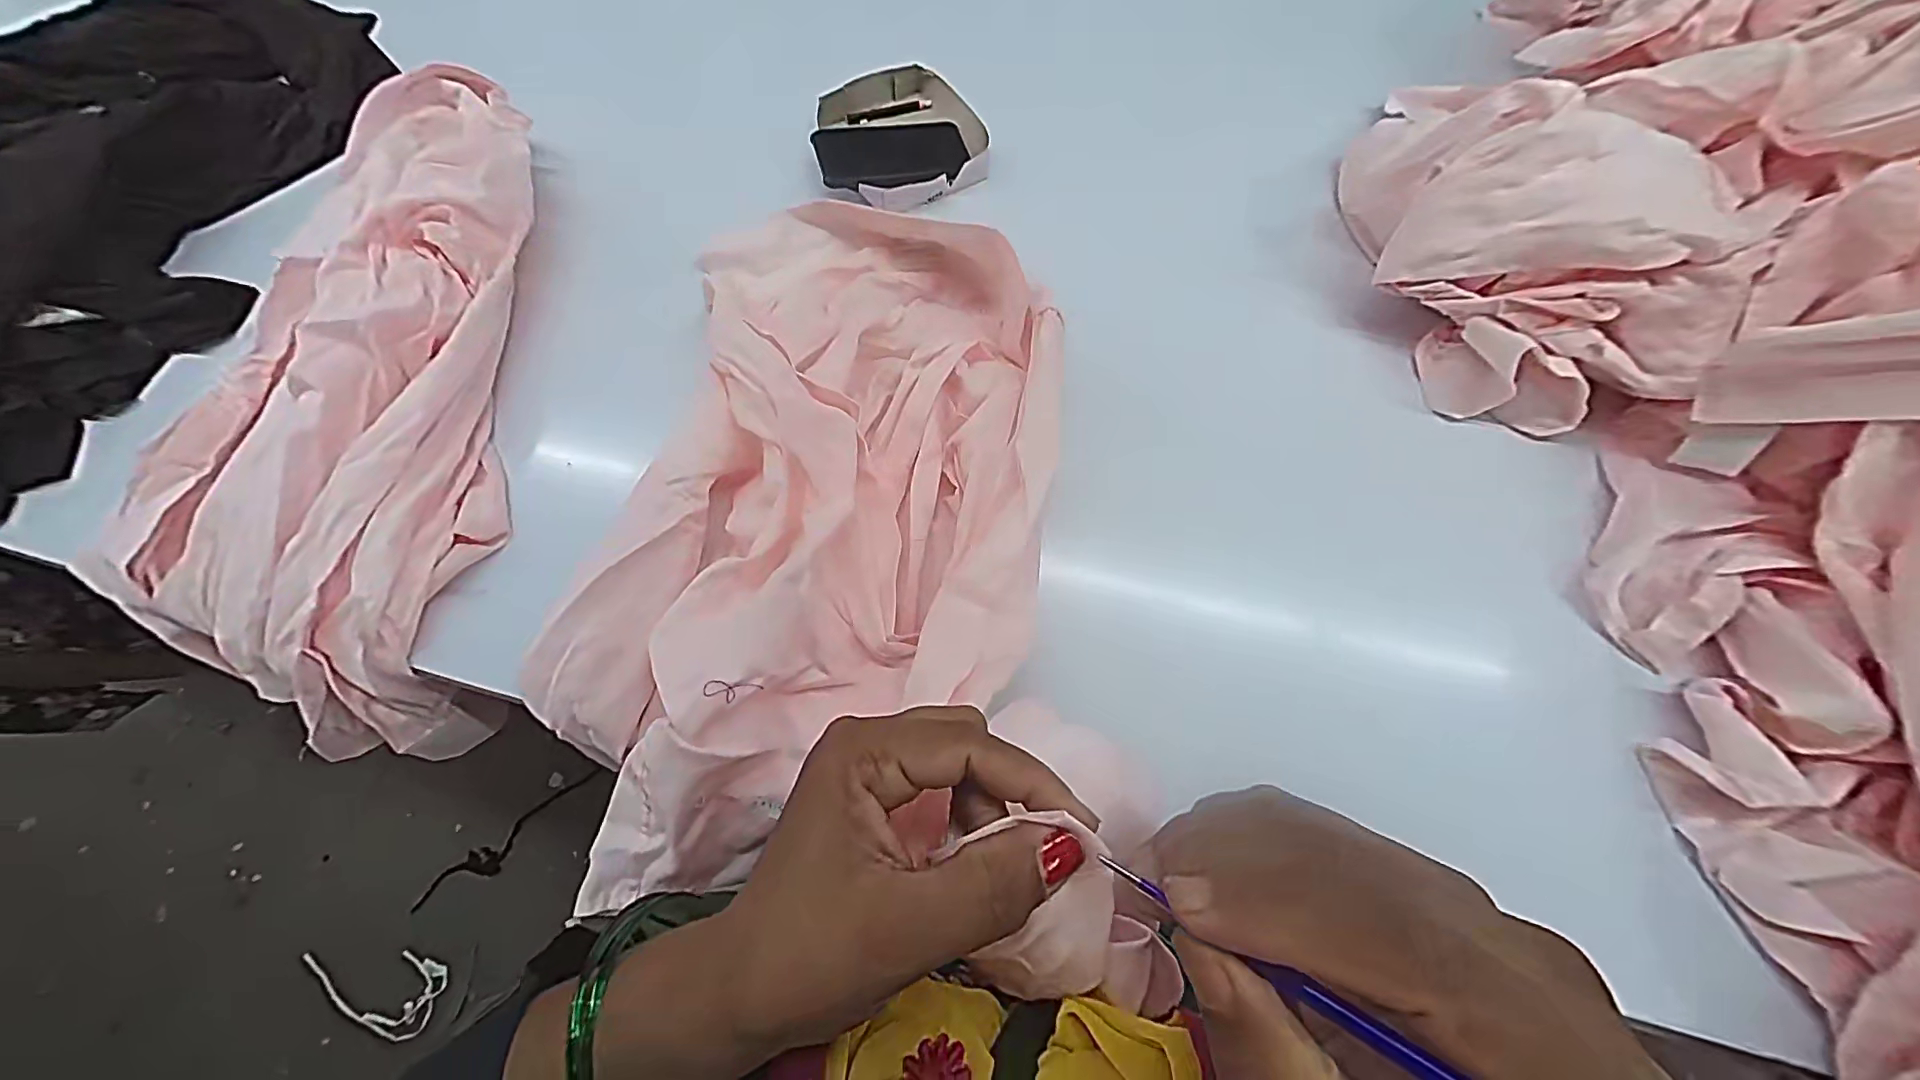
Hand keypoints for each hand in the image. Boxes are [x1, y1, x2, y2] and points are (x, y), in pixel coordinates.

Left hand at [719, 705, 1097, 1056]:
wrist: (739, 993)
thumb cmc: (810, 957)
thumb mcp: (910, 928)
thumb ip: (993, 885)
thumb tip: (1069, 847)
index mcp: (864, 751)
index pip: (970, 745)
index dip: (1033, 783)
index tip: (1083, 831)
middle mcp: (866, 741)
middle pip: (967, 741)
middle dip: (1011, 792)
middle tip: (1040, 852)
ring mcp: (866, 764)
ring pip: (958, 761)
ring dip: (991, 807)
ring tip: (994, 867)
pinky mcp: (871, 792)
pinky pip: (941, 786)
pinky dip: (969, 818)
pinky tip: (966, 862)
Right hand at [1142, 787, 1668, 1079]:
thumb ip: (1279, 1050)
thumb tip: (1200, 947)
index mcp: (1532, 1026)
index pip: (1400, 932)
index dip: (1279, 904)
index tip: (1182, 900)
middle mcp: (1505, 941)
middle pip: (1358, 864)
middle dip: (1239, 857)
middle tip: (1152, 872)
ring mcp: (1460, 902)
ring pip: (1335, 833)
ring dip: (1237, 839)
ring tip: (1169, 867)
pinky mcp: (1413, 884)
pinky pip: (1325, 834)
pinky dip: (1255, 836)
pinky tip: (1212, 861)